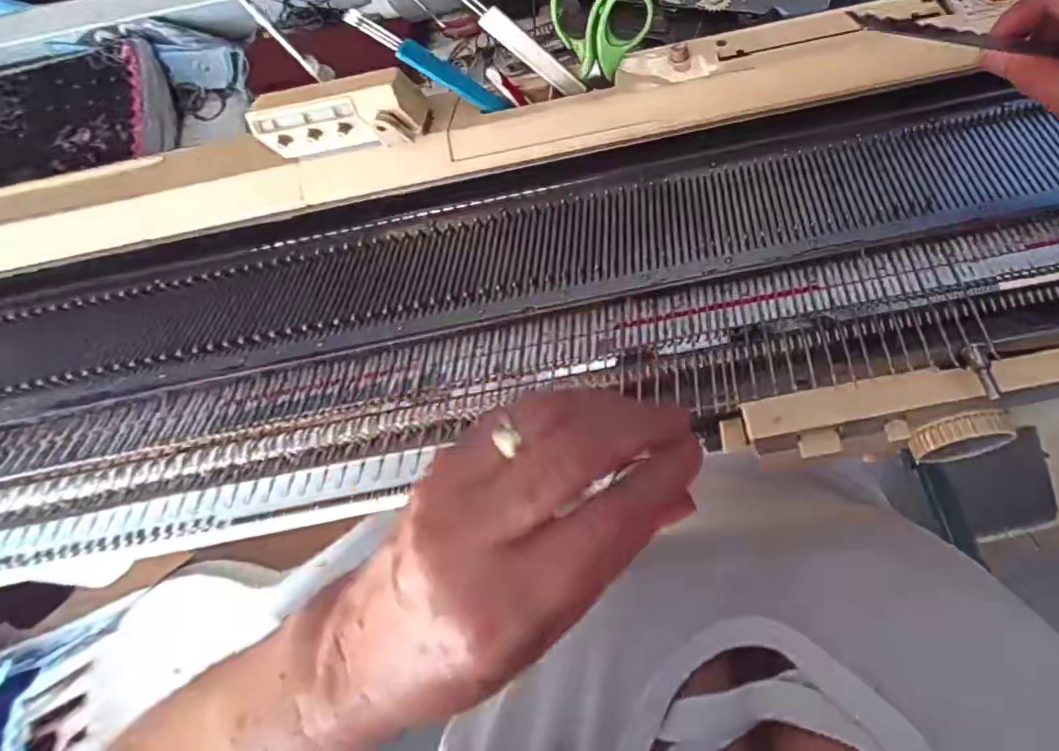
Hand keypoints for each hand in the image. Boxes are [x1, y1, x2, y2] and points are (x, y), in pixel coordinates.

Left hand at [293, 390, 699, 745]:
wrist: (367, 643)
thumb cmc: (467, 654)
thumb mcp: (551, 628)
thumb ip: (615, 552)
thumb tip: (676, 494)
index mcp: (505, 602)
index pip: (603, 520)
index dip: (658, 476)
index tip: (691, 455)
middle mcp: (471, 538)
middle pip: (572, 455)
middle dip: (639, 427)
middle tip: (677, 423)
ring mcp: (449, 488)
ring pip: (545, 418)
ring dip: (610, 407)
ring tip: (645, 416)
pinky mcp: (444, 457)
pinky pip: (520, 411)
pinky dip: (573, 403)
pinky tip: (599, 411)